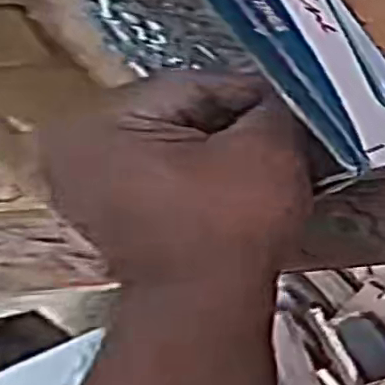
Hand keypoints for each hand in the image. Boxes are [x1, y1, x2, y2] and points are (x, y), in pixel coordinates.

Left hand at [41, 73, 310, 288]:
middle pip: (186, 117)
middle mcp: (80, 149)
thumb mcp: (269, 152)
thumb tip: (287, 99)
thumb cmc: (231, 224)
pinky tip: (254, 191)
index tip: (304, 109)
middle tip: (298, 140)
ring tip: (283, 167)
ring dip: (235, 154)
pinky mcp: (121, 216)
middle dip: (247, 128)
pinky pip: (176, 179)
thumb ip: (277, 111)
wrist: (209, 298)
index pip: (197, 86)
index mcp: (101, 123)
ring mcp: (94, 187)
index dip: (259, 95)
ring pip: (182, 149)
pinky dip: (217, 179)